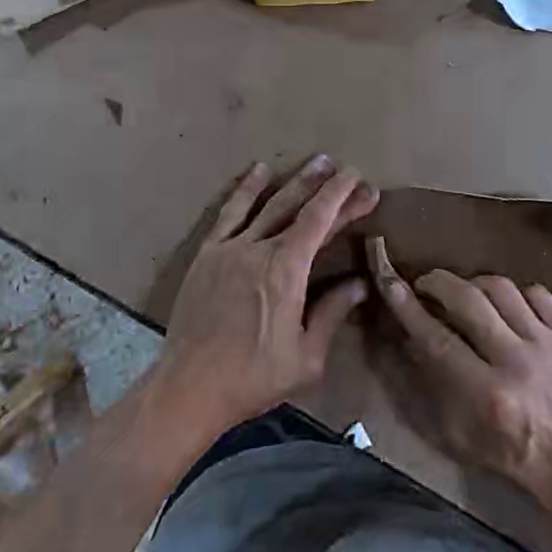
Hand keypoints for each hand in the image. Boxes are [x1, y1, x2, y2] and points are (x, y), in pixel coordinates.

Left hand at [156, 157, 379, 432]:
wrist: (187, 389)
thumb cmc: (252, 377)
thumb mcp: (306, 356)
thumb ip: (332, 313)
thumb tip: (360, 285)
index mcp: (287, 269)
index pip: (321, 220)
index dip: (344, 198)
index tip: (364, 185)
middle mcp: (259, 249)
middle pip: (299, 206)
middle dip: (327, 186)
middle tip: (347, 170)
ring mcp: (229, 249)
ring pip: (267, 203)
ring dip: (294, 180)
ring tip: (317, 161)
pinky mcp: (207, 256)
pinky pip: (229, 213)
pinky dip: (246, 190)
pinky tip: (259, 171)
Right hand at [373, 266, 551, 502]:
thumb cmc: (516, 454)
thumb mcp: (464, 435)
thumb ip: (437, 388)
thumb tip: (414, 341)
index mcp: (487, 393)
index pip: (438, 339)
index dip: (410, 310)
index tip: (393, 286)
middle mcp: (516, 361)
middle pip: (470, 301)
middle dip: (440, 283)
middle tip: (428, 282)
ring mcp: (549, 343)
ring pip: (504, 289)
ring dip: (477, 283)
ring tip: (469, 290)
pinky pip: (540, 294)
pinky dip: (519, 294)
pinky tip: (512, 304)